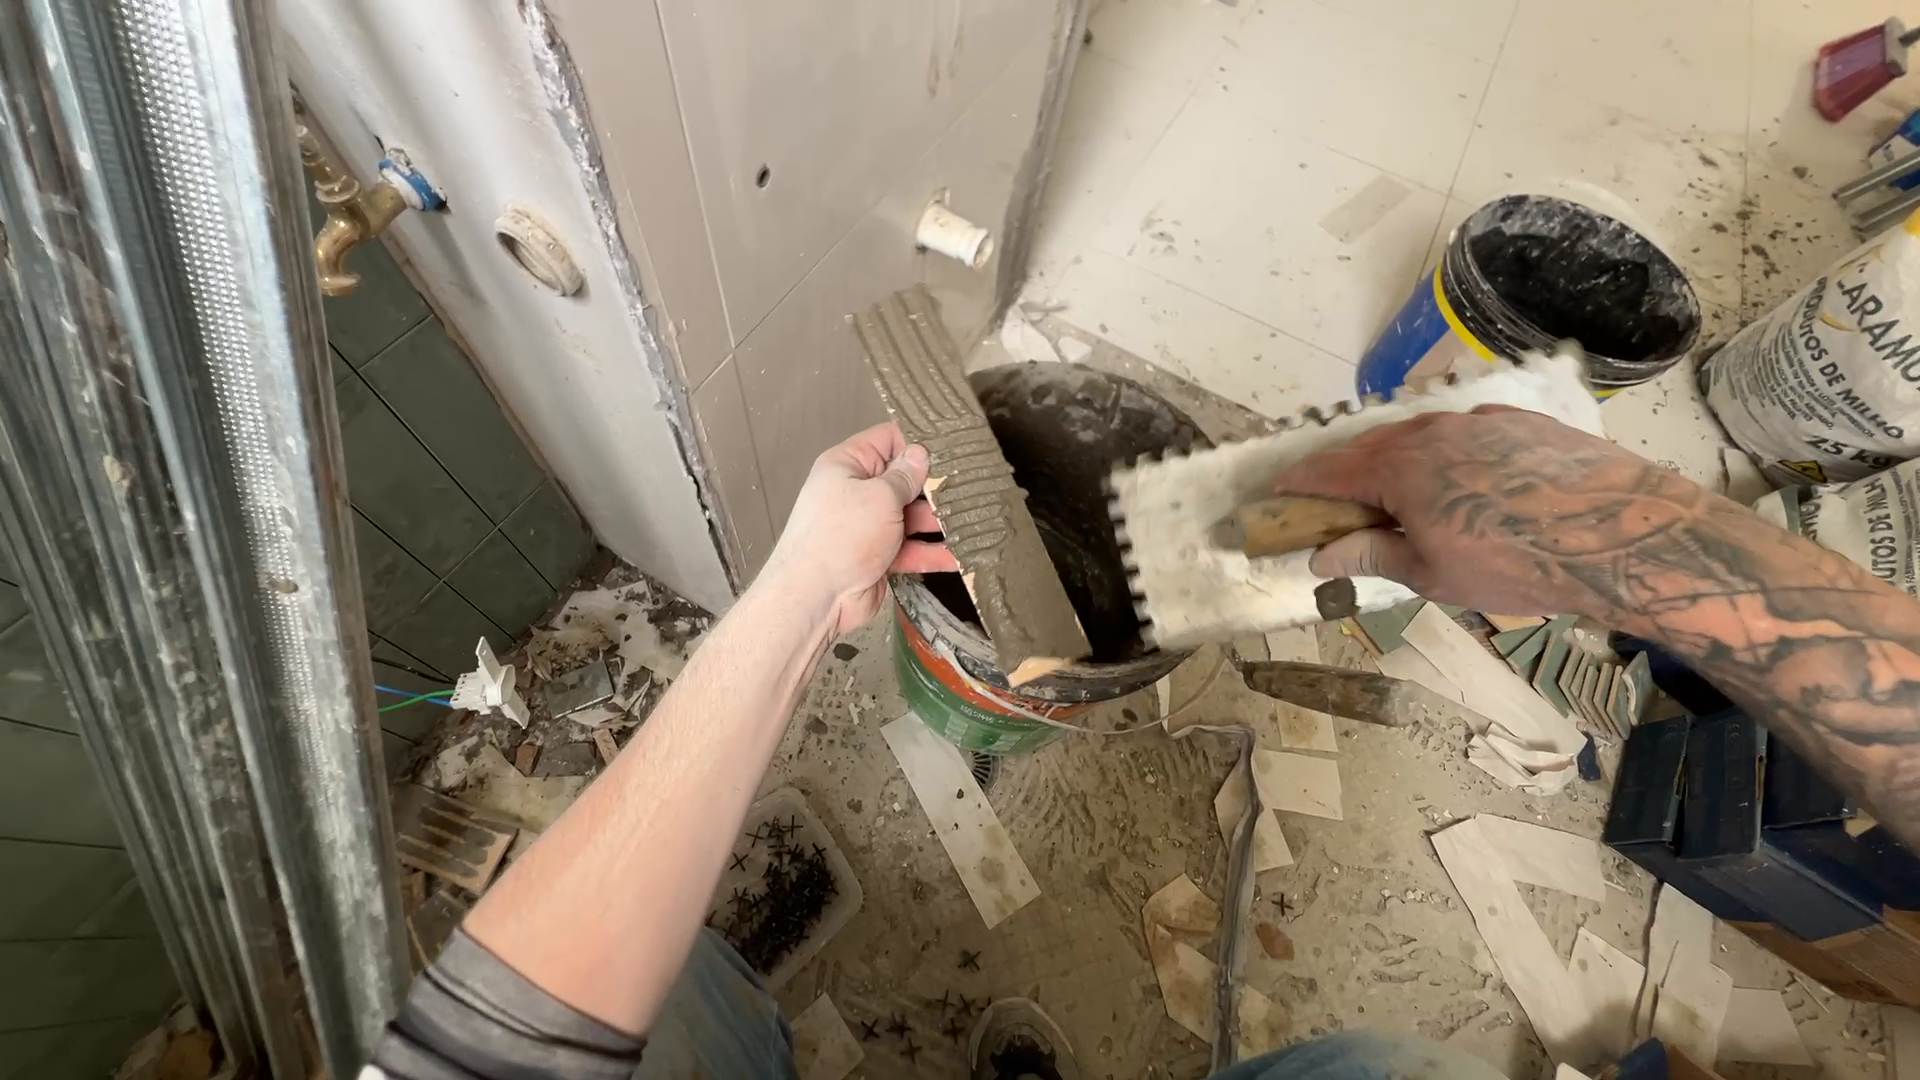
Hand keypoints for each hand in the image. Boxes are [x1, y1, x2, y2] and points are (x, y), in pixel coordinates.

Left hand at [764, 421, 959, 636]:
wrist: (816, 597)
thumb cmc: (843, 535)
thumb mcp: (879, 497)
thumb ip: (905, 476)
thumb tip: (920, 453)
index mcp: (849, 465)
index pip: (887, 440)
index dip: (917, 442)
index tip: (951, 449)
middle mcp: (858, 492)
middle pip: (904, 480)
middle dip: (935, 486)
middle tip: (974, 486)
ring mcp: (869, 526)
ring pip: (911, 517)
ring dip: (939, 521)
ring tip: (974, 520)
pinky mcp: (879, 557)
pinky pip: (910, 549)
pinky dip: (932, 553)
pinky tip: (961, 556)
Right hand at [1272, 405, 1720, 622]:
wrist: (1629, 537)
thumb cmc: (1516, 562)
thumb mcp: (1431, 574)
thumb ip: (1370, 556)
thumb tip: (1319, 558)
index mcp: (1397, 469)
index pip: (1328, 471)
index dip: (1296, 483)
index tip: (1274, 492)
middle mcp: (1429, 433)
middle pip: (1366, 447)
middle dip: (1340, 470)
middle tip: (1329, 496)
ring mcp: (1477, 422)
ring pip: (1414, 434)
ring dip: (1390, 457)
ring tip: (1390, 484)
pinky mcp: (1520, 422)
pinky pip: (1462, 430)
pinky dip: (1441, 449)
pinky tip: (1455, 472)